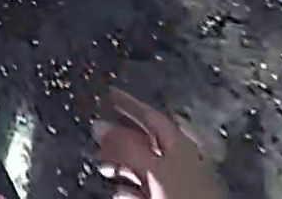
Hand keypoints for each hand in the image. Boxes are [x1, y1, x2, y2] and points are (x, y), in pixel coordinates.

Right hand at [93, 88, 226, 198]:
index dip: (127, 103)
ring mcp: (179, 182)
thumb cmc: (185, 195)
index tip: (106, 94)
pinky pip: (146, 188)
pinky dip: (130, 188)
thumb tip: (101, 127)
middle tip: (97, 134)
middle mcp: (181, 158)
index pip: (149, 115)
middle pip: (144, 139)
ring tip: (104, 168)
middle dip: (118, 137)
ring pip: (143, 166)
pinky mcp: (172, 198)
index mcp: (180, 142)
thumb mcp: (152, 167)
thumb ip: (125, 145)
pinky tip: (120, 192)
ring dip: (120, 166)